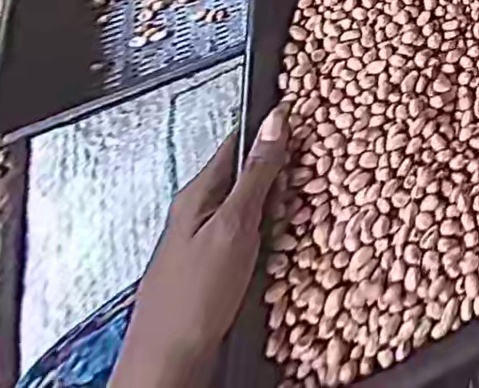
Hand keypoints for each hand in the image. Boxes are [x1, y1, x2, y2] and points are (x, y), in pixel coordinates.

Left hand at [111, 108, 289, 387]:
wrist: (167, 368)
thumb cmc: (195, 296)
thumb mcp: (235, 224)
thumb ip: (257, 172)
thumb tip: (276, 120)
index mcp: (199, 192)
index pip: (239, 139)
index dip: (271, 126)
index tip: (305, 116)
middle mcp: (199, 210)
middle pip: (248, 172)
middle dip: (280, 169)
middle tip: (311, 169)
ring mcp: (206, 239)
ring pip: (252, 204)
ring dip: (278, 202)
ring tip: (303, 205)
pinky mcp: (215, 264)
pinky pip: (249, 232)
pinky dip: (271, 230)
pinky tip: (285, 240)